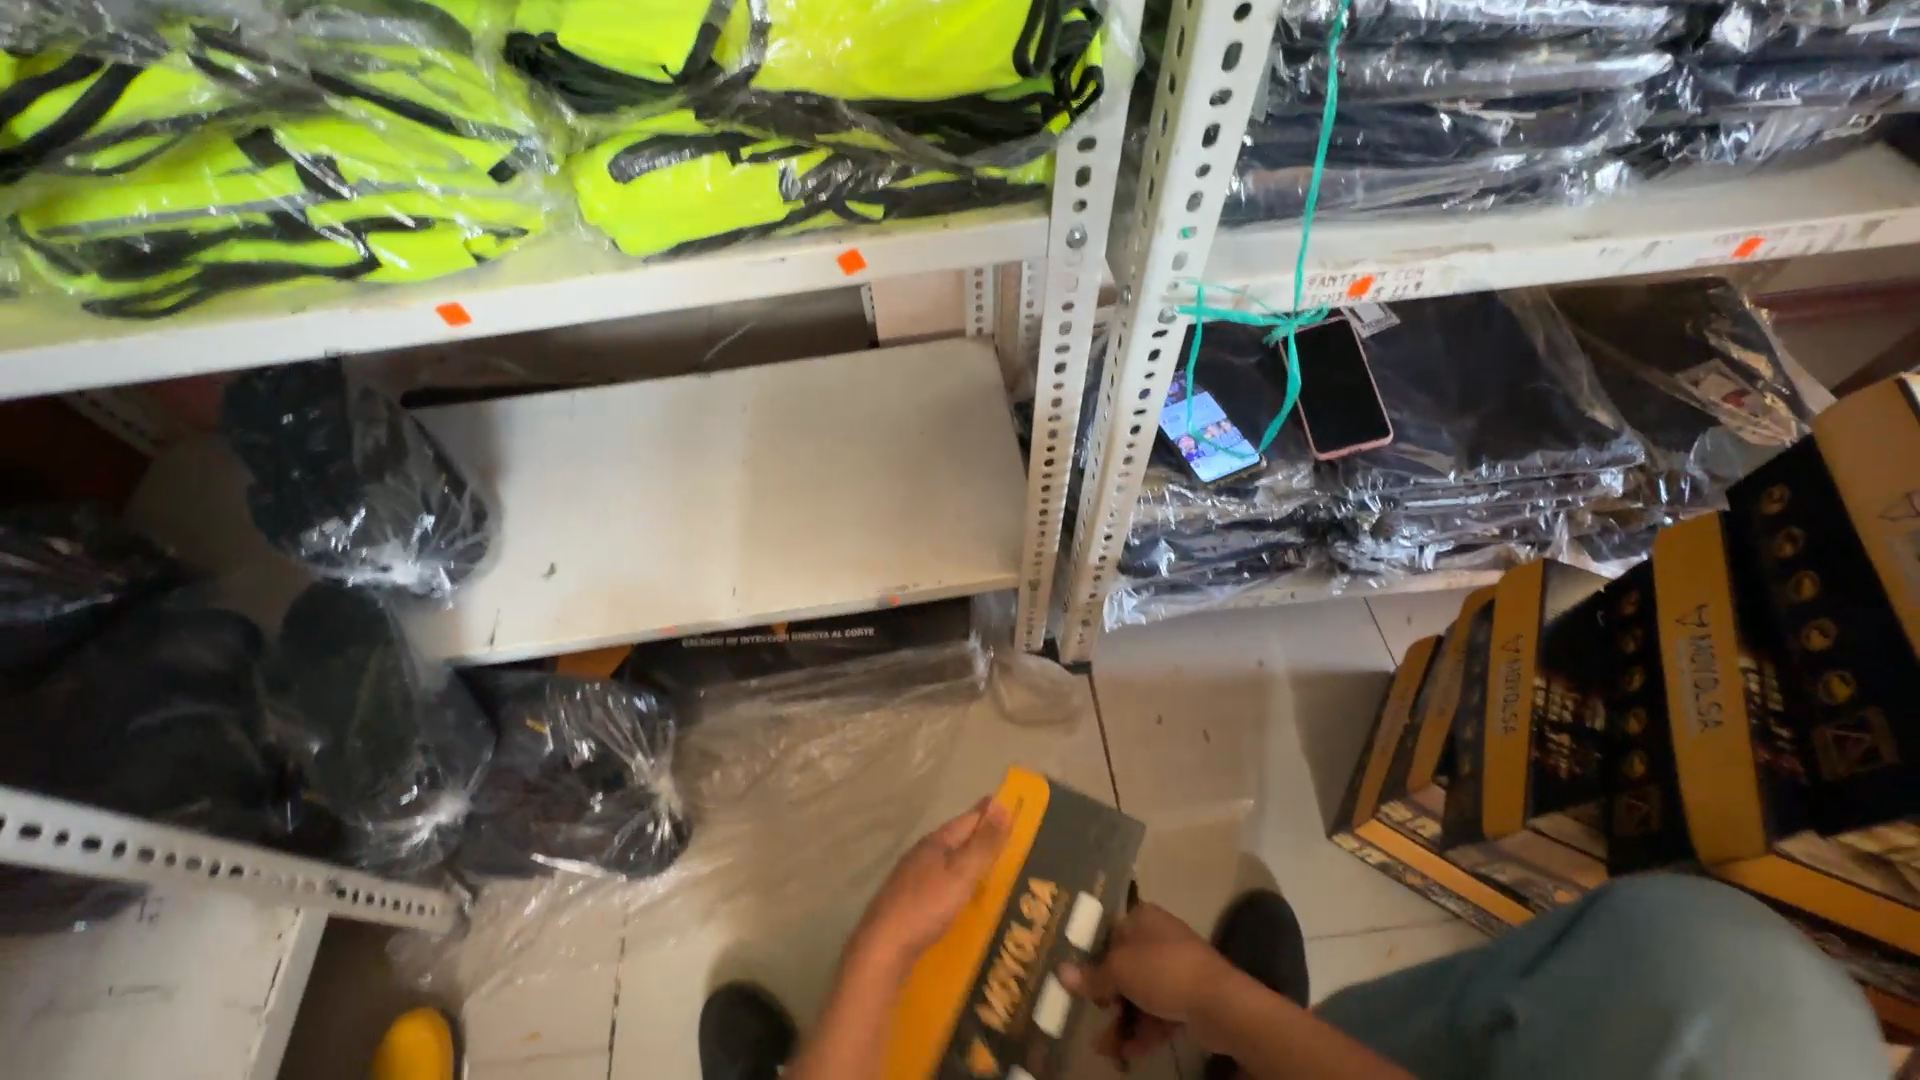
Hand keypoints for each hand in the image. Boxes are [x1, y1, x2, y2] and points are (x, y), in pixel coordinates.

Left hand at [848, 798, 1011, 974]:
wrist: (883, 948)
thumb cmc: (926, 906)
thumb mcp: (962, 874)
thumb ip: (983, 844)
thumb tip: (1002, 804)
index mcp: (934, 843)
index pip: (967, 820)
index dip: (988, 812)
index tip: (1008, 803)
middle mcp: (921, 854)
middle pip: (956, 838)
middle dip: (978, 835)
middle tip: (1006, 835)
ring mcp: (911, 877)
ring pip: (946, 860)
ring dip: (967, 859)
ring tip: (990, 864)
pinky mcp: (908, 901)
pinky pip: (939, 881)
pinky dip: (956, 881)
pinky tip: (963, 894)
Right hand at [1058, 902, 1237, 1062]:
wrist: (1219, 1003)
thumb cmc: (1163, 971)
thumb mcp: (1120, 970)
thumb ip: (1092, 976)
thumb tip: (1060, 973)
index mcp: (1142, 918)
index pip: (1108, 931)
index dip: (1090, 954)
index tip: (1074, 976)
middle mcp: (1158, 937)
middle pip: (1122, 965)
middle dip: (1105, 996)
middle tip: (1091, 1014)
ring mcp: (1174, 968)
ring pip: (1139, 993)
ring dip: (1121, 1019)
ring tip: (1105, 1047)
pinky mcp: (1186, 997)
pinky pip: (1156, 1012)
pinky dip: (1142, 1030)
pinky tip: (1127, 1052)